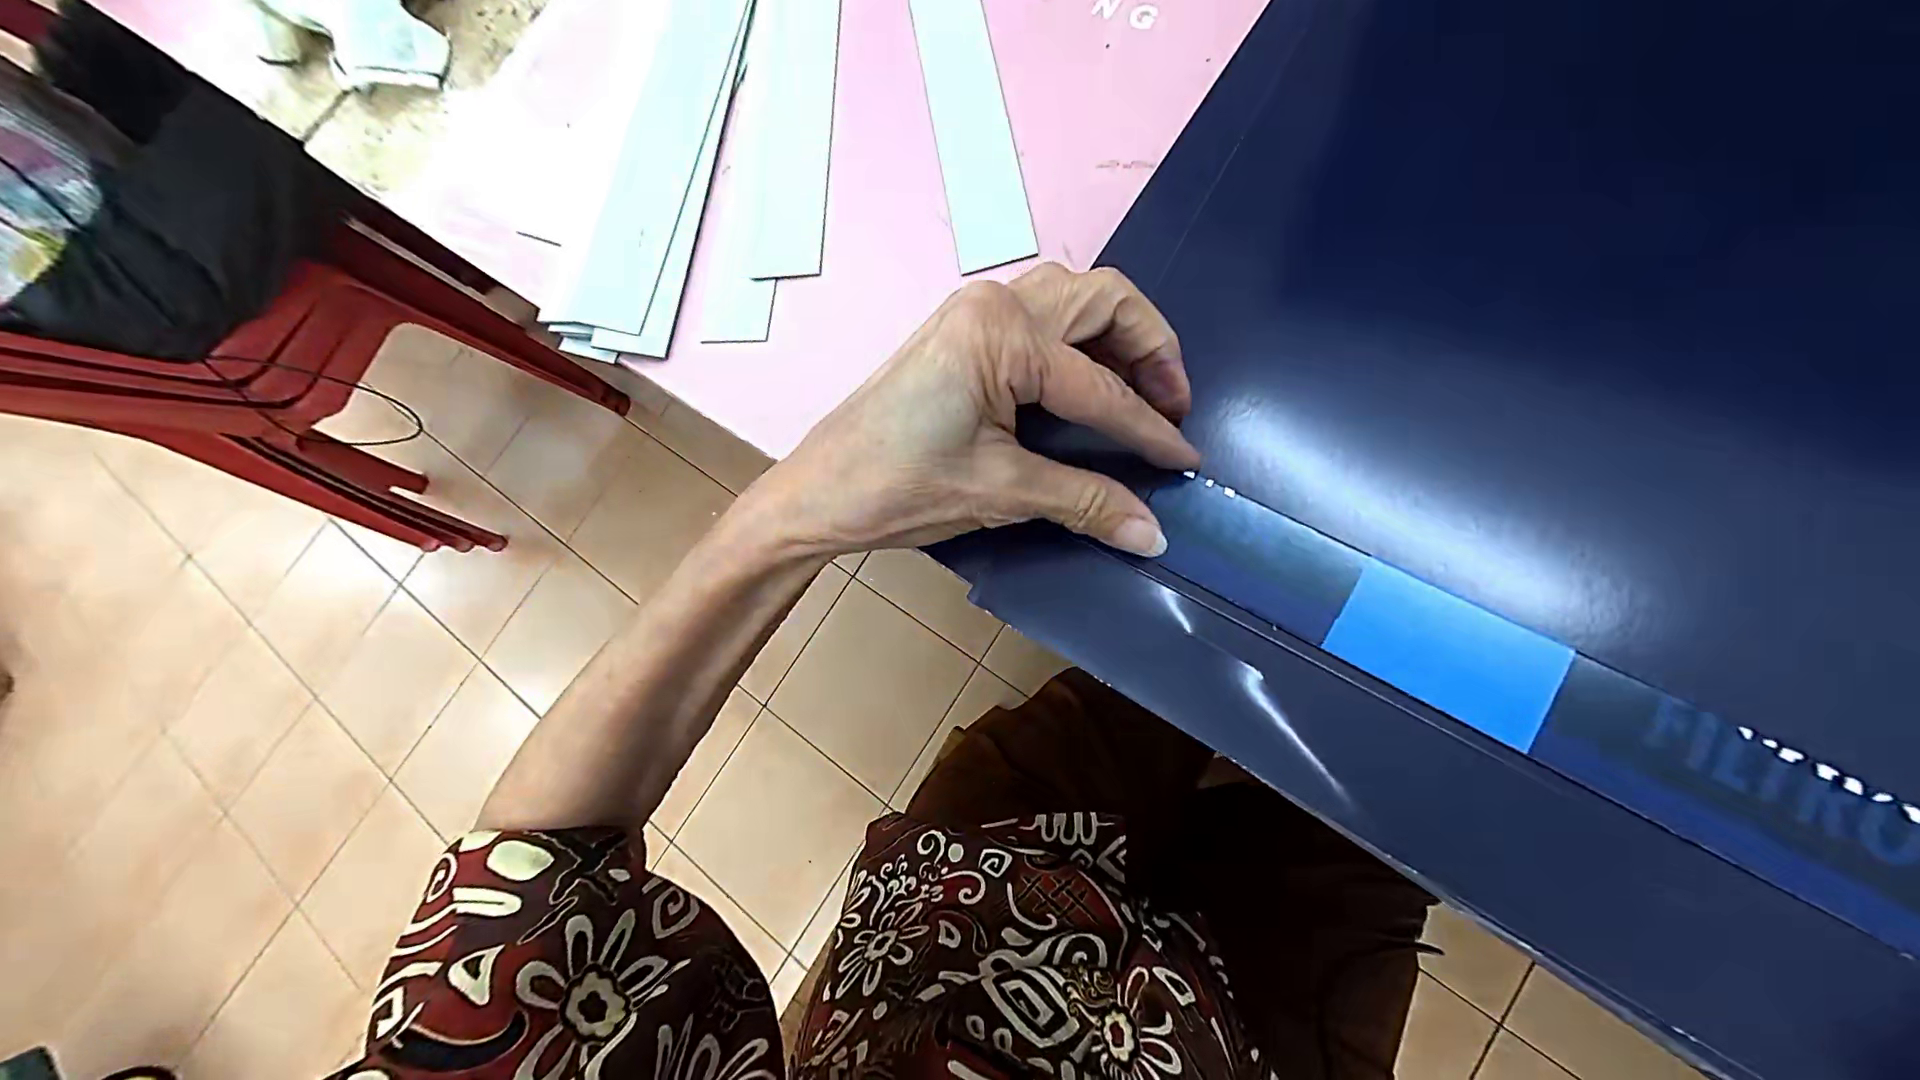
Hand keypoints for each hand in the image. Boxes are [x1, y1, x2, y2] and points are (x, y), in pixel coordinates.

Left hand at [742, 263, 1201, 557]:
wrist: (818, 492)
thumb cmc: (899, 488)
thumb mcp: (1001, 493)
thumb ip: (1084, 501)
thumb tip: (1154, 533)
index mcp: (1002, 336)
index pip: (1101, 387)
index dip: (1150, 430)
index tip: (1184, 460)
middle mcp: (993, 304)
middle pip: (1102, 301)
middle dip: (1150, 349)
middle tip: (1170, 406)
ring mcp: (973, 312)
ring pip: (1073, 301)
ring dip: (1116, 340)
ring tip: (1140, 393)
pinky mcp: (962, 333)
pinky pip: (1041, 320)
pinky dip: (1079, 346)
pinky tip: (1090, 386)